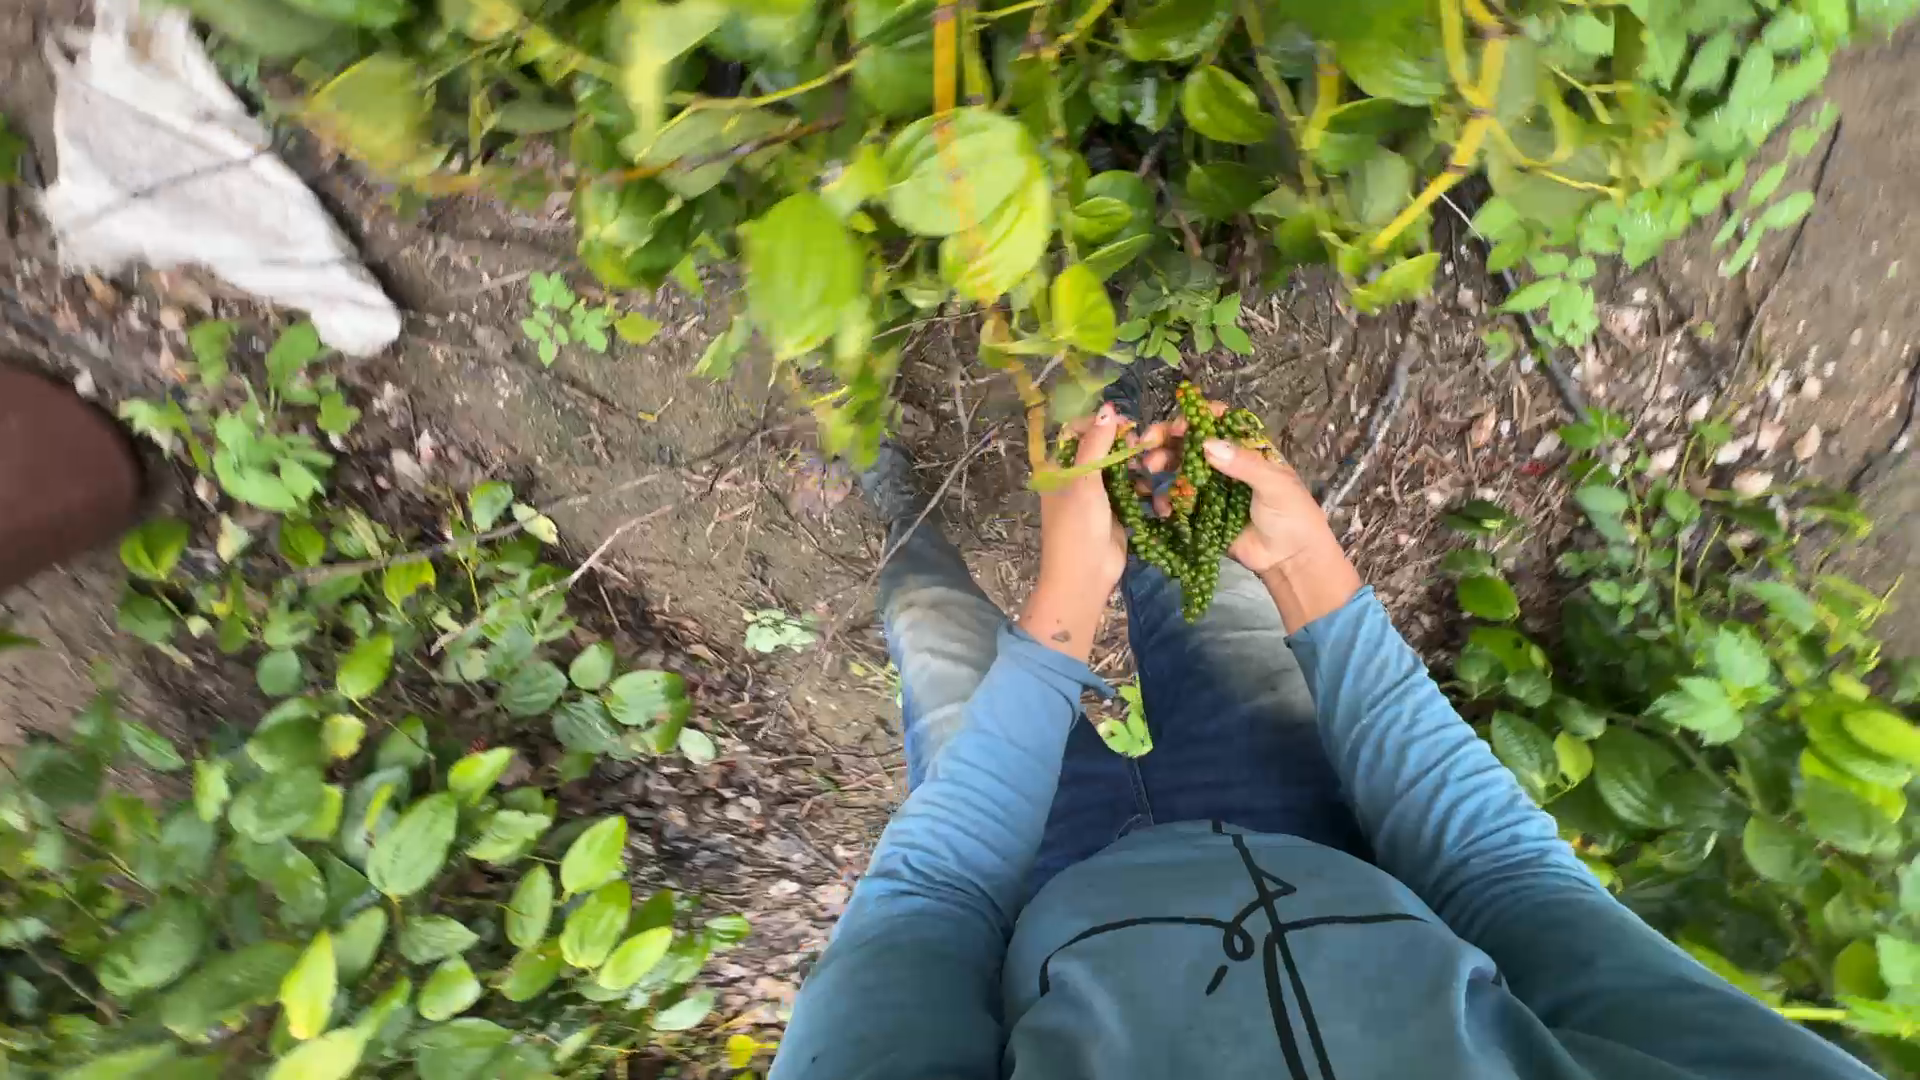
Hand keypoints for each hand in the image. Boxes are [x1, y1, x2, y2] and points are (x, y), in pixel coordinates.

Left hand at [1019, 403, 1126, 660]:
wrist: (1085, 576)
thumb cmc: (1078, 526)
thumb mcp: (1084, 481)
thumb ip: (1096, 444)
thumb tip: (1108, 409)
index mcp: (1057, 469)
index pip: (1076, 432)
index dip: (1100, 424)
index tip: (1125, 424)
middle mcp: (1074, 478)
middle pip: (1100, 448)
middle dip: (1123, 445)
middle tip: (1143, 446)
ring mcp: (1095, 496)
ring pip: (1118, 469)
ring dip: (1136, 467)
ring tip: (1151, 466)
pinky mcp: (1114, 511)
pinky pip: (1130, 490)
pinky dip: (1143, 488)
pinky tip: (1155, 489)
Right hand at [1135, 399, 1358, 630]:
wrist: (1289, 558)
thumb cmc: (1291, 514)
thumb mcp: (1274, 484)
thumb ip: (1243, 464)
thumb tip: (1207, 444)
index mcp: (1244, 447)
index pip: (1216, 421)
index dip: (1194, 419)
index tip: (1175, 427)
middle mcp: (1223, 462)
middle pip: (1188, 441)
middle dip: (1165, 441)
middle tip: (1147, 447)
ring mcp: (1209, 487)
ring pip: (1177, 467)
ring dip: (1159, 466)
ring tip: (1147, 472)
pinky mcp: (1199, 511)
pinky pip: (1175, 500)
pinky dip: (1163, 499)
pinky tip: (1160, 506)